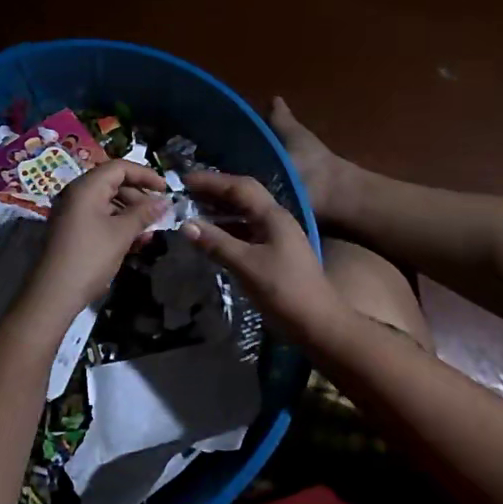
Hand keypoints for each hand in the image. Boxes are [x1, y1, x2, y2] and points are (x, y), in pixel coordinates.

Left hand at [23, 161, 168, 315]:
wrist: (54, 293)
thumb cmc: (90, 257)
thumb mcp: (121, 234)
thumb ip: (144, 213)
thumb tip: (164, 201)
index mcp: (86, 187)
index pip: (119, 167)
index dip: (145, 174)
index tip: (166, 189)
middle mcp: (77, 194)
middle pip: (114, 183)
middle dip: (139, 197)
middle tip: (158, 213)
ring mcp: (73, 213)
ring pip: (109, 203)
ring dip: (131, 214)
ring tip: (149, 232)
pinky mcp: (73, 230)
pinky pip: (100, 218)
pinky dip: (119, 225)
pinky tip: (136, 242)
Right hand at [182, 170, 341, 333]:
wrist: (318, 323)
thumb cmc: (284, 291)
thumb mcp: (246, 265)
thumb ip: (216, 243)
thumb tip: (185, 225)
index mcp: (272, 216)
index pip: (239, 187)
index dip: (211, 181)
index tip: (184, 180)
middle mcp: (276, 220)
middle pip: (243, 196)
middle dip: (215, 191)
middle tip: (186, 192)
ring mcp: (277, 236)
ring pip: (245, 214)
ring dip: (220, 210)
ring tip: (193, 210)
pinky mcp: (275, 253)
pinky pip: (247, 231)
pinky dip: (227, 229)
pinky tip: (211, 236)